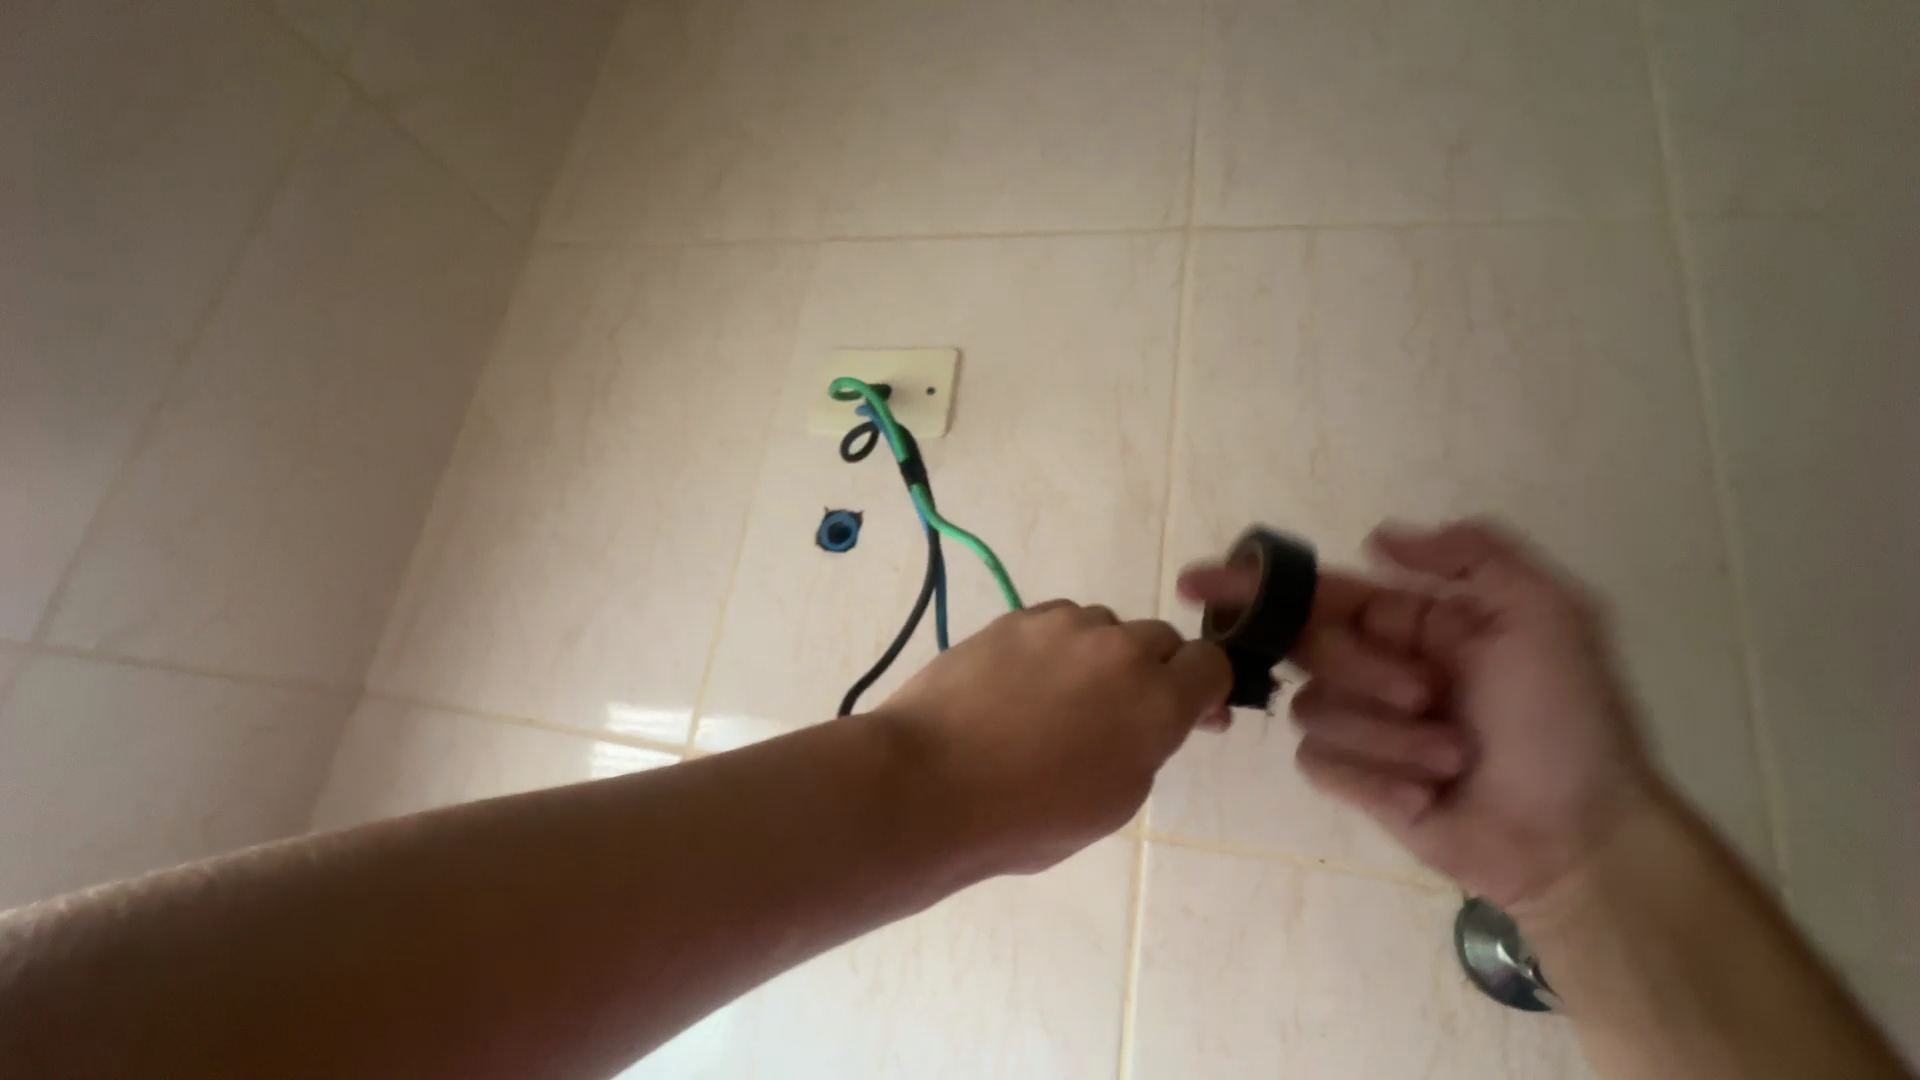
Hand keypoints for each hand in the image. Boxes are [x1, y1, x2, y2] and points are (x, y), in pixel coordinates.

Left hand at [872, 601, 1230, 873]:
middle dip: (1154, 671)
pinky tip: (1023, 682)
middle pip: (1160, 639)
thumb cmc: (1028, 816)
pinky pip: (1056, 622)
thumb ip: (1149, 744)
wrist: (931, 782)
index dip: (1203, 689)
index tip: (1189, 715)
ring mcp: (1061, 625)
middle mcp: (1118, 648)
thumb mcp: (1115, 800)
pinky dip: (1055, 645)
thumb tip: (1152, 717)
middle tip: (1119, 713)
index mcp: (1156, 700)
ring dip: (1100, 655)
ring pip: (1104, 626)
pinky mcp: (1014, 618)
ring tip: (1060, 698)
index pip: (1211, 665)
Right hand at [1179, 519, 1661, 910]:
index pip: (1314, 591)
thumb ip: (1474, 556)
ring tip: (1450, 759)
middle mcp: (1373, 665)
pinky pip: (1319, 761)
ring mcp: (1359, 723)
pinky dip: (1373, 778)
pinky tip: (1423, 795)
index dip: (1254, 583)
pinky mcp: (1351, 777)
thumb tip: (1376, 534)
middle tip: (1427, 695)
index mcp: (1409, 621)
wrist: (1578, 839)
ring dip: (1385, 736)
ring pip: (1312, 709)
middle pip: (1306, 646)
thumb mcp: (1547, 618)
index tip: (1197, 583)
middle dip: (1360, 670)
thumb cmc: (1566, 723)